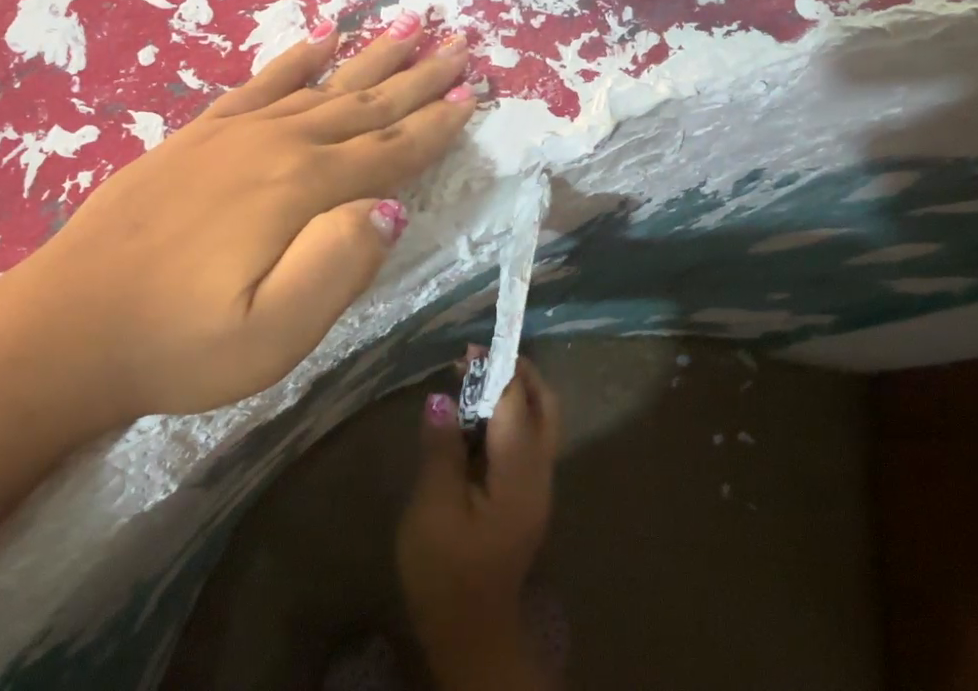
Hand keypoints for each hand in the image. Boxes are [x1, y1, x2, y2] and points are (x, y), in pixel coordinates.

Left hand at [0, 12, 475, 425]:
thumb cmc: (179, 344)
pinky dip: (294, 61)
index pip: (389, 151)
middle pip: (362, 105)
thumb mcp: (275, 333)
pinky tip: (317, 40)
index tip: (474, 92)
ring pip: (318, 87)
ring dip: (368, 58)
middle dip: (416, 76)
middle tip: (458, 41)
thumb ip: (340, 264)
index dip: (436, 125)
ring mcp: (229, 136)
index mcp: (301, 191)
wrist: (67, 327)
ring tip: (407, 26)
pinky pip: (258, 85)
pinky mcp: (194, 139)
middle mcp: (274, 146)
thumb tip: (393, 207)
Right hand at [397, 352, 560, 674]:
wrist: (470, 630)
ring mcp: (536, 488)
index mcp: (520, 475)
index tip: (468, 348)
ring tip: (470, 380)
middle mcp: (540, 475)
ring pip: (539, 425)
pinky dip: (506, 420)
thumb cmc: (445, 570)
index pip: (517, 405)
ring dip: (513, 395)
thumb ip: (441, 449)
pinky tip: (472, 420)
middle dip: (518, 375)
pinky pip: (525, 444)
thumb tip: (440, 398)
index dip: (497, 369)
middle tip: (476, 358)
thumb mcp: (432, 507)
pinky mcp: (524, 499)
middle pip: (545, 409)